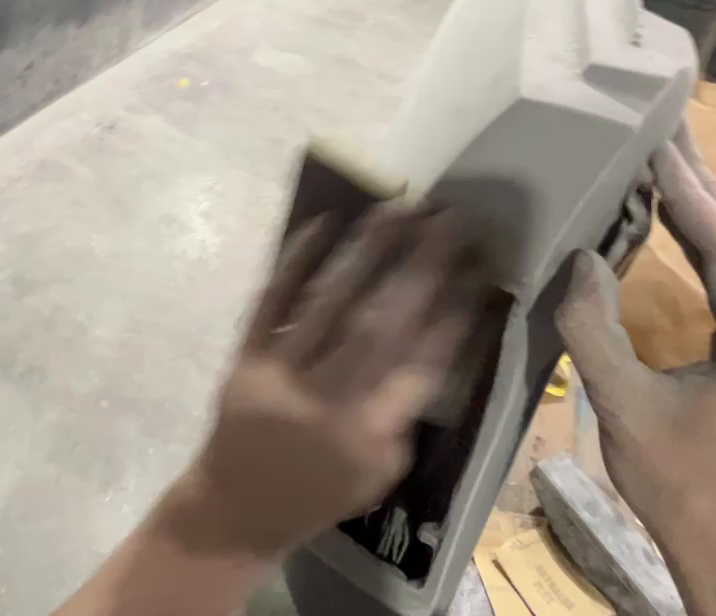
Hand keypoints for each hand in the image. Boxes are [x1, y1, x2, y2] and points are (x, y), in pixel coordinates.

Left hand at [164, 206, 478, 559]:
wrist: (236, 506)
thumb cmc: (320, 490)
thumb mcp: (381, 470)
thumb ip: (404, 410)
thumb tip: (431, 336)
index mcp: (372, 433)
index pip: (425, 362)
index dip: (456, 311)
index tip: (479, 266)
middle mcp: (330, 399)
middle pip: (384, 320)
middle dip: (422, 265)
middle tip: (448, 220)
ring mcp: (283, 371)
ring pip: (332, 299)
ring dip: (369, 249)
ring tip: (399, 208)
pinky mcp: (246, 352)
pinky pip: (273, 296)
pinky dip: (299, 257)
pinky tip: (325, 221)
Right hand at [555, 128, 715, 615]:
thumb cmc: (680, 491)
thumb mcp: (623, 410)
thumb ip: (594, 329)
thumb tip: (579, 257)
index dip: (692, 196)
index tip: (654, 146)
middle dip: (705, 183)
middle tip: (665, 124)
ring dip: (710, 208)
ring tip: (670, 155)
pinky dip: (713, 242)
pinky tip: (686, 218)